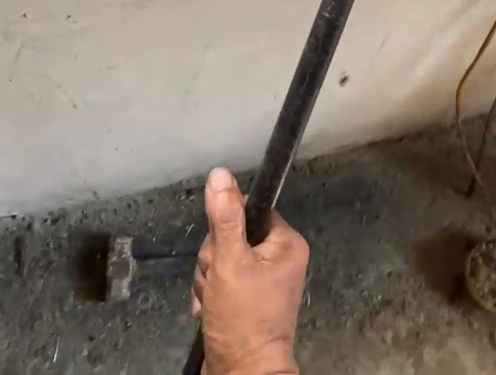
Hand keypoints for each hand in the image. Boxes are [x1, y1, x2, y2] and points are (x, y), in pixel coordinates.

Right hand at [192, 168, 307, 374]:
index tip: (223, 250)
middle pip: (231, 236)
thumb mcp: (230, 262)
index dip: (227, 227)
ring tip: (216, 300)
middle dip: (215, 260)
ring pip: (221, 259)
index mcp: (286, 243)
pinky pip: (220, 280)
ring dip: (210, 279)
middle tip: (220, 281)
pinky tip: (210, 310)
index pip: (248, 210)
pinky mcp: (247, 298)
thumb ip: (223, 218)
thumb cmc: (243, 320)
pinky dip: (210, 294)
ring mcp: (263, 279)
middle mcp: (278, 258)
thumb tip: (220, 175)